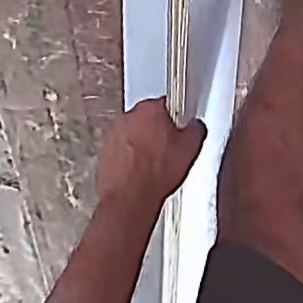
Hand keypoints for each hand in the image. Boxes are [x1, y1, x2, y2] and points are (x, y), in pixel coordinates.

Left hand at [96, 98, 206, 214]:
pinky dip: (130, 159)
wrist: (130, 198)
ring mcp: (115, 134)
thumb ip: (196, 128)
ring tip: (155, 165)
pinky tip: (141, 174)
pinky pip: (122, 150)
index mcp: (151, 108)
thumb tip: (196, 126)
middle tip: (170, 149)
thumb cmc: (156, 173)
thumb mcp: (191, 147)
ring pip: (134, 134)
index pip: (168, 103)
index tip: (180, 129)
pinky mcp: (105, 152)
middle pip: (149, 118)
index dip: (177, 118)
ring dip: (143, 145)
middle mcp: (129, 117)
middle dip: (158, 131)